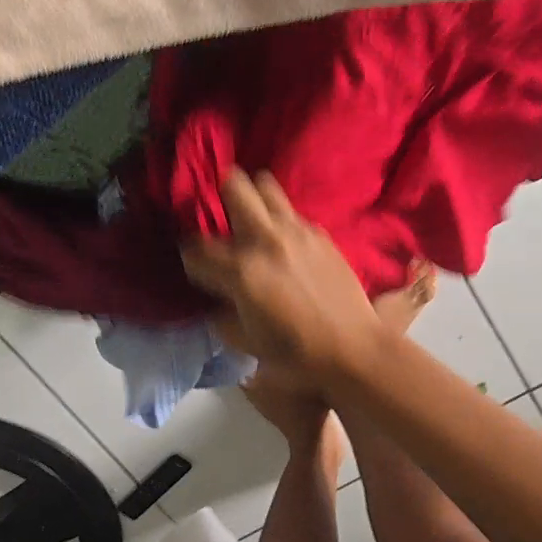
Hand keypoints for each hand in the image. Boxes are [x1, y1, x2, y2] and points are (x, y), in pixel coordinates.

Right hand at [181, 171, 382, 378]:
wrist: (353, 350)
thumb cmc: (295, 355)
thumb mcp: (245, 342)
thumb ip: (221, 314)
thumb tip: (216, 299)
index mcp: (241, 271)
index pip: (195, 248)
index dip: (188, 257)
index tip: (194, 267)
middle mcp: (266, 240)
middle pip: (233, 187)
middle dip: (218, 199)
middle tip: (219, 221)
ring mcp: (296, 231)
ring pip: (265, 186)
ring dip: (252, 198)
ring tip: (250, 220)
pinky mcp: (320, 233)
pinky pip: (291, 212)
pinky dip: (279, 221)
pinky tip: (282, 244)